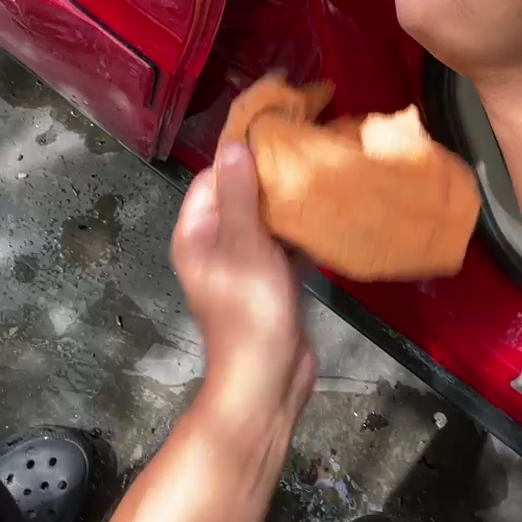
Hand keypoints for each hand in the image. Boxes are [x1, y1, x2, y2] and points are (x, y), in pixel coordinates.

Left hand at [171, 144, 315, 422]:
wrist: (269, 380)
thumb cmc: (250, 308)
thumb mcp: (244, 244)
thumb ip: (240, 194)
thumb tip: (233, 144)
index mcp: (195, 234)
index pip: (212, 180)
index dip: (239, 160)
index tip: (274, 141)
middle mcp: (215, 245)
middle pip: (240, 199)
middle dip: (268, 181)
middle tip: (304, 157)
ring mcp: (243, 265)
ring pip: (264, 223)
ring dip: (287, 208)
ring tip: (318, 180)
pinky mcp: (270, 282)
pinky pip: (282, 247)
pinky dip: (299, 235)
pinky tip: (325, 218)